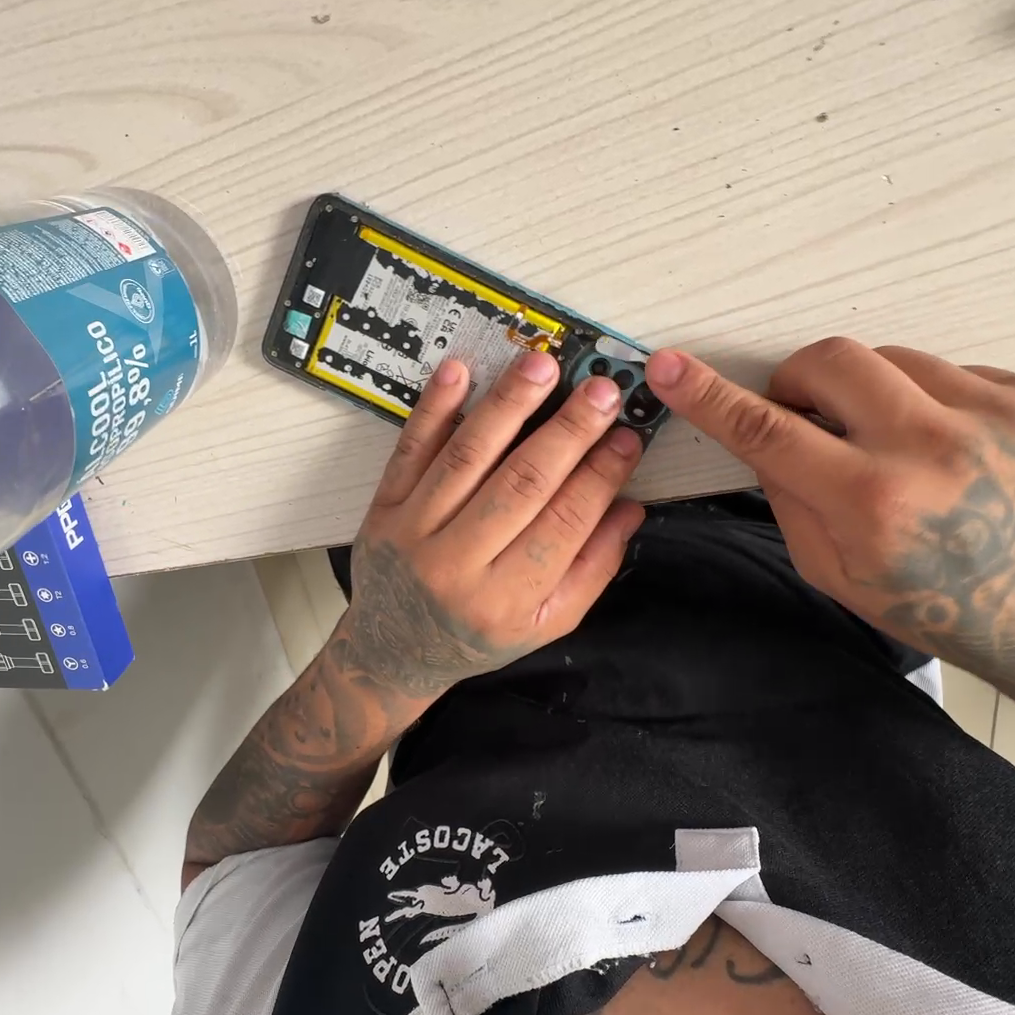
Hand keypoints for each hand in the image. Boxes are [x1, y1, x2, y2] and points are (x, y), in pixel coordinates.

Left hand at [339, 352, 647, 698]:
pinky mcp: (384, 507)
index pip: (565, 522)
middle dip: (568, 432)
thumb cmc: (477, 635)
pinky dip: (433, 409)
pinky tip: (458, 372)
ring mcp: (414, 531)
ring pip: (467, 457)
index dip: (602, 475)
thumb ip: (592, 570)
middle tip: (601, 390)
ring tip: (542, 366)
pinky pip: (410, 450)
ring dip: (507, 405)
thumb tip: (630, 506)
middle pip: (522, 483)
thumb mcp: (545, 624)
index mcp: (507, 600)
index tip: (629, 436)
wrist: (393, 648)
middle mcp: (457, 564)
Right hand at [644, 338, 1014, 718]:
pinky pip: (950, 372)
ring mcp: (1000, 415)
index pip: (765, 430)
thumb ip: (789, 497)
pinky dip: (926, 401)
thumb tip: (764, 436)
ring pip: (890, 357)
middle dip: (798, 379)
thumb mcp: (836, 573)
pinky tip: (948, 451)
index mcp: (873, 504)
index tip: (668, 366)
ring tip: (890, 444)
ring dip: (865, 392)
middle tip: (805, 416)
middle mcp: (936, 448)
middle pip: (830, 359)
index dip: (708, 395)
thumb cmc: (940, 612)